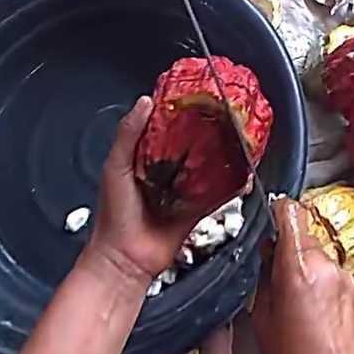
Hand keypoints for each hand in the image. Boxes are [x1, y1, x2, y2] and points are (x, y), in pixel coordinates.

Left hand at [82, 96, 228, 288]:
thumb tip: (144, 101)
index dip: (176, 111)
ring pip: (203, 165)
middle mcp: (163, 169)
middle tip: (221, 112)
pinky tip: (240, 169)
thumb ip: (128, 134)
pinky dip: (227, 183)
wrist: (125, 259)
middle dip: (202, 131)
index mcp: (142, 155)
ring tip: (234, 134)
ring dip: (217, 154)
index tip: (194, 94)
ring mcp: (181, 188)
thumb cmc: (114, 214)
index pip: (162, 125)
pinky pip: (215, 193)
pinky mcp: (195, 208)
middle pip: (187, 143)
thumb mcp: (115, 165)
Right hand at [253, 195, 353, 353]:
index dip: (277, 210)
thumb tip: (267, 252)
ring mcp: (346, 278)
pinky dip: (321, 282)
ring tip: (294, 298)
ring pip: (318, 254)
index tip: (268, 216)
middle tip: (274, 270)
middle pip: (304, 233)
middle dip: (287, 246)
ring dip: (305, 265)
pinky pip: (332, 274)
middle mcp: (326, 265)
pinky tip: (313, 310)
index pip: (291, 211)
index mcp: (297, 267)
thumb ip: (264, 274)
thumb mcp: (261, 316)